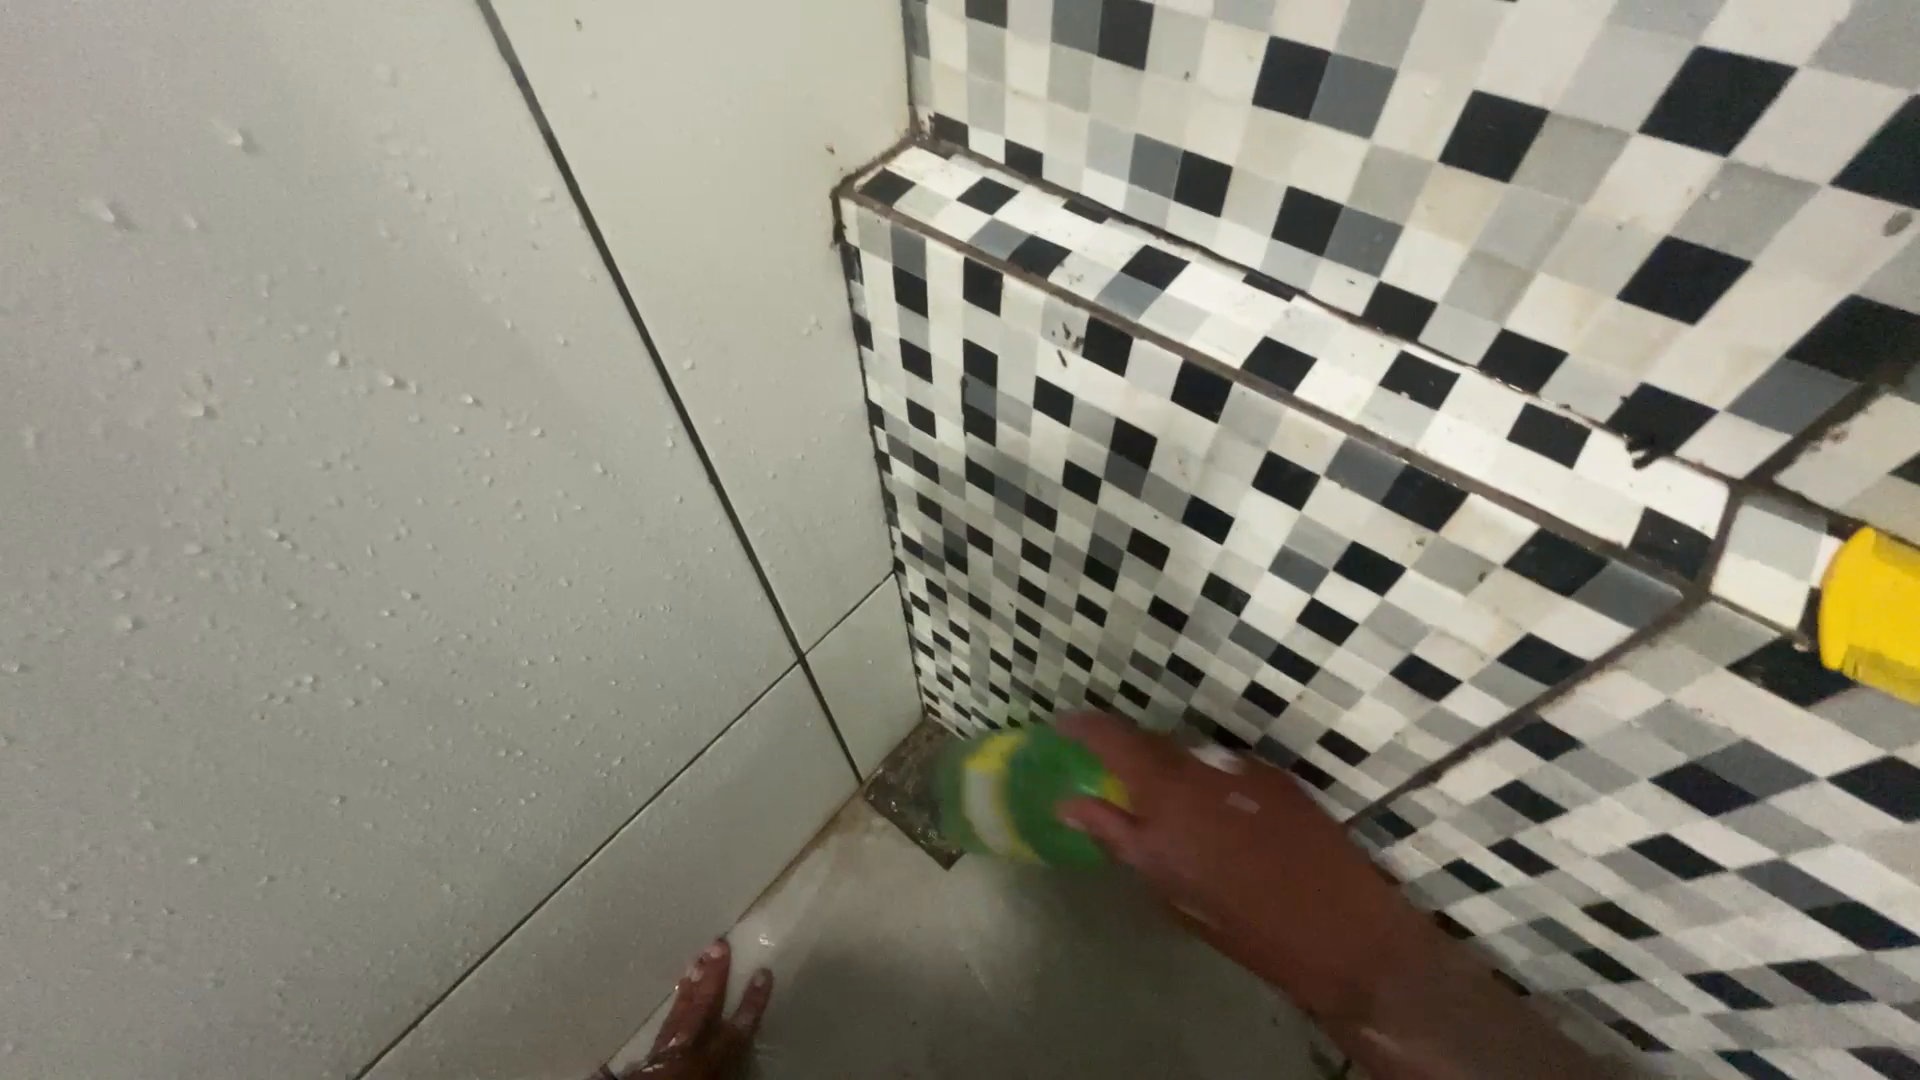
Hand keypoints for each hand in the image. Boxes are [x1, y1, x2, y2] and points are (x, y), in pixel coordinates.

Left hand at [616, 940, 771, 1078]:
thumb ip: (727, 1073)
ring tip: (696, 960)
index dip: (751, 1003)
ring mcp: (657, 1060)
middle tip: (718, 944)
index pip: (735, 1032)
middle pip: (700, 1012)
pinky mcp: (638, 1069)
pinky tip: (675, 994)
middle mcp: (681, 1057)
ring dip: (688, 989)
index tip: (764, 972)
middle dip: (713, 979)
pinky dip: (670, 1011)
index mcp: (704, 1067)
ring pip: (675, 1017)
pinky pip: (657, 1034)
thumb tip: (739, 1061)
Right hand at [1053, 711, 1438, 1023]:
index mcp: (1167, 786)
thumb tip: (1066, 802)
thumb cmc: (1236, 918)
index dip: (1080, 725)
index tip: (1060, 726)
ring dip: (1171, 769)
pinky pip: (1225, 768)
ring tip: (1170, 808)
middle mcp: (1204, 762)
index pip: (1110, 735)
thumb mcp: (1162, 882)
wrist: (1341, 931)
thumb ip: (1112, 832)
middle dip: (1125, 752)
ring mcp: (1244, 766)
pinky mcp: (1277, 778)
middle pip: (1151, 740)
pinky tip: (1219, 820)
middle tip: (1111, 778)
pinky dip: (1208, 782)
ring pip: (1191, 754)